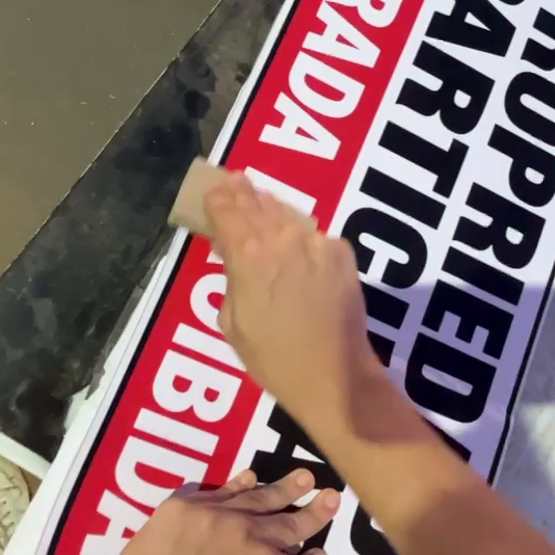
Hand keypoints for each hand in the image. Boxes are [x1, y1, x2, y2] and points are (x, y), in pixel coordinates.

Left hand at [103, 469, 337, 554]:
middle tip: (333, 496)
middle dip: (312, 513)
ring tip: (303, 476)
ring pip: (256, 497)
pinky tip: (251, 477)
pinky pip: (217, 490)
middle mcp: (246, 537)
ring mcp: (214, 516)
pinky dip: (236, 485)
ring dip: (281, 489)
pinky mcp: (183, 506)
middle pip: (286, 522)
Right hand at [202, 173, 382, 429]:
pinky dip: (301, 235)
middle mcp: (282, 239)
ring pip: (287, 215)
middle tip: (234, 179)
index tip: (213, 189)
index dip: (217, 200)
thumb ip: (231, 279)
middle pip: (257, 205)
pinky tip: (295, 239)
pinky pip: (314, 236)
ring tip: (260, 198)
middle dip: (242, 193)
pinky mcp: (342, 252)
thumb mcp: (232, 322)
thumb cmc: (273, 359)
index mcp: (248, 256)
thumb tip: (235, 258)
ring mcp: (316, 242)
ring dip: (271, 207)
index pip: (227, 213)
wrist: (334, 375)